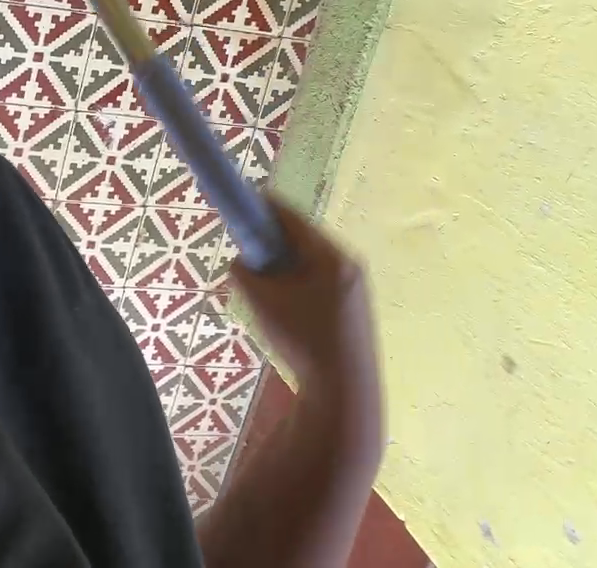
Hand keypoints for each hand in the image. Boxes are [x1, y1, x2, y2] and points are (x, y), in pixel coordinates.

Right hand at [228, 196, 379, 394]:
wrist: (344, 391)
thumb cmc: (301, 339)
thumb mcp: (261, 301)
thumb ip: (244, 272)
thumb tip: (242, 262)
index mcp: (330, 255)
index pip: (290, 216)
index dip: (261, 207)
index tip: (239, 205)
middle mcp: (349, 264)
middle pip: (302, 237)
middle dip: (272, 240)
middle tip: (247, 250)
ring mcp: (357, 286)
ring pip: (310, 260)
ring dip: (284, 263)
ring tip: (264, 286)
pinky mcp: (356, 306)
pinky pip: (319, 278)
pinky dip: (297, 280)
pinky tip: (284, 306)